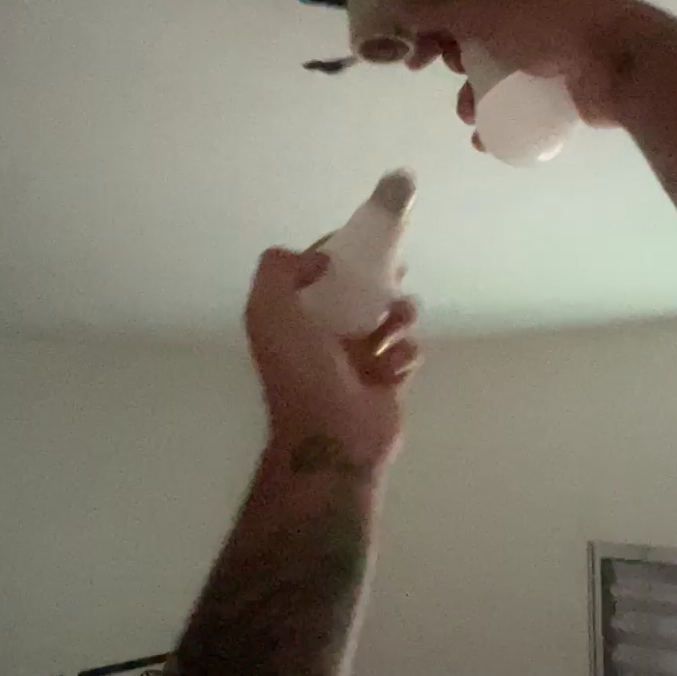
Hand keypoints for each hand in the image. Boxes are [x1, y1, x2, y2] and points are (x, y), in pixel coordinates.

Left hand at [243, 248, 419, 467]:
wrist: (333, 437)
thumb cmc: (302, 372)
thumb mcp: (270, 311)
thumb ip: (279, 271)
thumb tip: (318, 258)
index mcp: (294, 319)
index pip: (316, 272)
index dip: (338, 251)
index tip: (364, 238)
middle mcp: (323, 338)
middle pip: (357, 293)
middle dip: (379, 279)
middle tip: (398, 270)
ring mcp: (357, 362)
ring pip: (388, 321)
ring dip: (400, 313)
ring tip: (402, 318)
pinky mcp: (387, 383)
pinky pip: (406, 354)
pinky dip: (406, 353)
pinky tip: (396, 363)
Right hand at [381, 0, 662, 148]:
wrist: (620, 63)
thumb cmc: (547, 26)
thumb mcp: (480, 11)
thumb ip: (430, 8)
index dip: (431, 25)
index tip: (414, 58)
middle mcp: (533, 2)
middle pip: (476, 34)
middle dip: (456, 64)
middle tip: (453, 81)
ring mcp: (552, 41)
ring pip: (499, 69)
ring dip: (476, 96)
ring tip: (471, 117)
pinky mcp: (565, 77)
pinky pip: (522, 94)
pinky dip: (502, 115)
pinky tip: (489, 137)